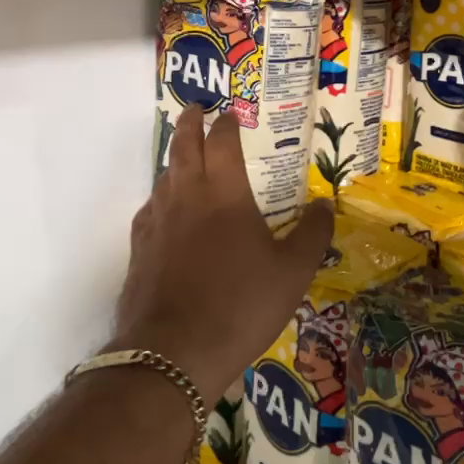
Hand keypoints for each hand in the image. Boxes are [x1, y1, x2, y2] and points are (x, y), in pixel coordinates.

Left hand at [112, 105, 334, 404]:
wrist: (172, 354)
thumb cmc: (240, 304)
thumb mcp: (293, 273)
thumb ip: (312, 234)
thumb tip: (324, 204)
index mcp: (224, 193)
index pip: (222, 142)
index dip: (226, 123)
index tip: (230, 113)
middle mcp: (186, 197)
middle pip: (183, 147)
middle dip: (189, 124)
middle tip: (194, 109)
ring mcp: (157, 224)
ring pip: (163, 177)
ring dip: (174, 159)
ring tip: (184, 157)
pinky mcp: (139, 251)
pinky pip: (150, 210)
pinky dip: (161, 198)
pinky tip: (166, 212)